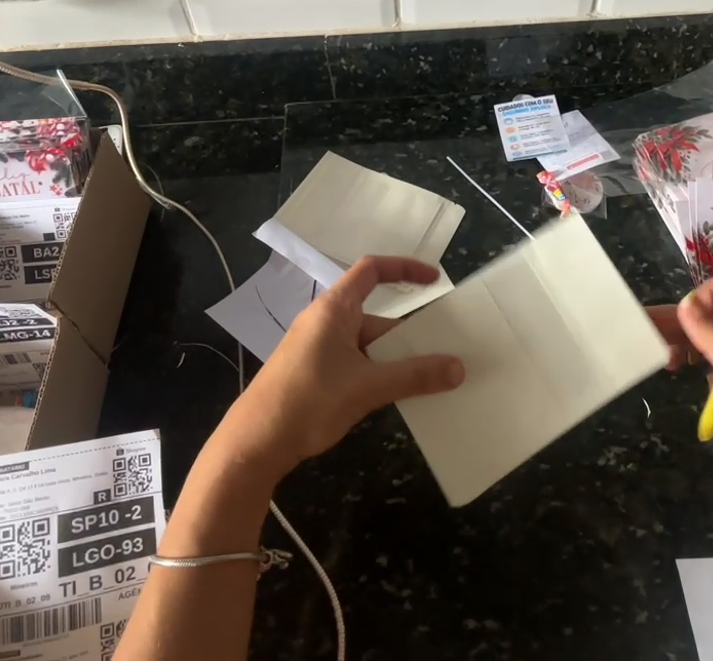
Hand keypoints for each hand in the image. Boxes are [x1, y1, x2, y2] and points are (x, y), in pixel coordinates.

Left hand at [212, 256, 465, 479]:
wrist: (254, 443)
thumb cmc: (308, 402)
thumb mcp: (367, 387)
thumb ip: (414, 375)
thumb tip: (458, 367)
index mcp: (334, 310)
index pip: (372, 270)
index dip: (404, 269)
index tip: (434, 280)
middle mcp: (325, 322)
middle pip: (376, 316)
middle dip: (408, 333)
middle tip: (444, 350)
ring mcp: (317, 349)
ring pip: (367, 344)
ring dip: (395, 358)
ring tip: (429, 378)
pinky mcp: (313, 374)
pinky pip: (355, 363)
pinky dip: (378, 373)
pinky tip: (396, 396)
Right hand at [646, 278, 712, 519]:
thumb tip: (686, 303)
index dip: (709, 294)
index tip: (685, 313)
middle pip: (711, 314)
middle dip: (680, 314)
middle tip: (643, 323)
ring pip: (700, 336)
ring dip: (675, 334)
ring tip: (647, 342)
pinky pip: (698, 360)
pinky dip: (680, 355)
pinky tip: (666, 363)